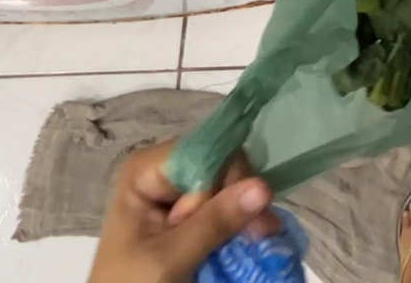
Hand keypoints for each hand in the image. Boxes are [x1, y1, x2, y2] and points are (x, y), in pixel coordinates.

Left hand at [87, 142, 279, 282]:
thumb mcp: (169, 260)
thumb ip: (213, 223)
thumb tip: (264, 187)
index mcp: (146, 169)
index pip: (206, 151)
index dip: (231, 178)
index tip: (251, 212)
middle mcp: (163, 169)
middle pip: (221, 165)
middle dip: (239, 198)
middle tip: (259, 234)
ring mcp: (175, 190)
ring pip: (227, 184)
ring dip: (243, 212)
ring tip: (259, 237)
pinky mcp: (186, 211)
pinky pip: (222, 203)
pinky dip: (237, 220)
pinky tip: (249, 236)